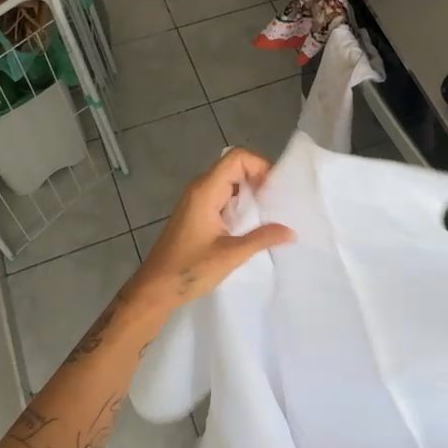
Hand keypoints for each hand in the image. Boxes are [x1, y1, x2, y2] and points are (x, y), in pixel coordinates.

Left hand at [122, 148, 294, 311]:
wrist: (155, 289)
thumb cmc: (189, 269)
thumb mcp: (230, 254)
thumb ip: (262, 238)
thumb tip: (291, 231)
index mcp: (206, 191)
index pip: (237, 158)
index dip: (261, 165)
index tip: (278, 189)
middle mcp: (200, 189)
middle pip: (235, 167)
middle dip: (260, 179)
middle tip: (281, 201)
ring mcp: (197, 201)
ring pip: (230, 182)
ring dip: (252, 193)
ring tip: (272, 212)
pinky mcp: (197, 214)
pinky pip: (224, 197)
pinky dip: (241, 204)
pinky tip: (253, 223)